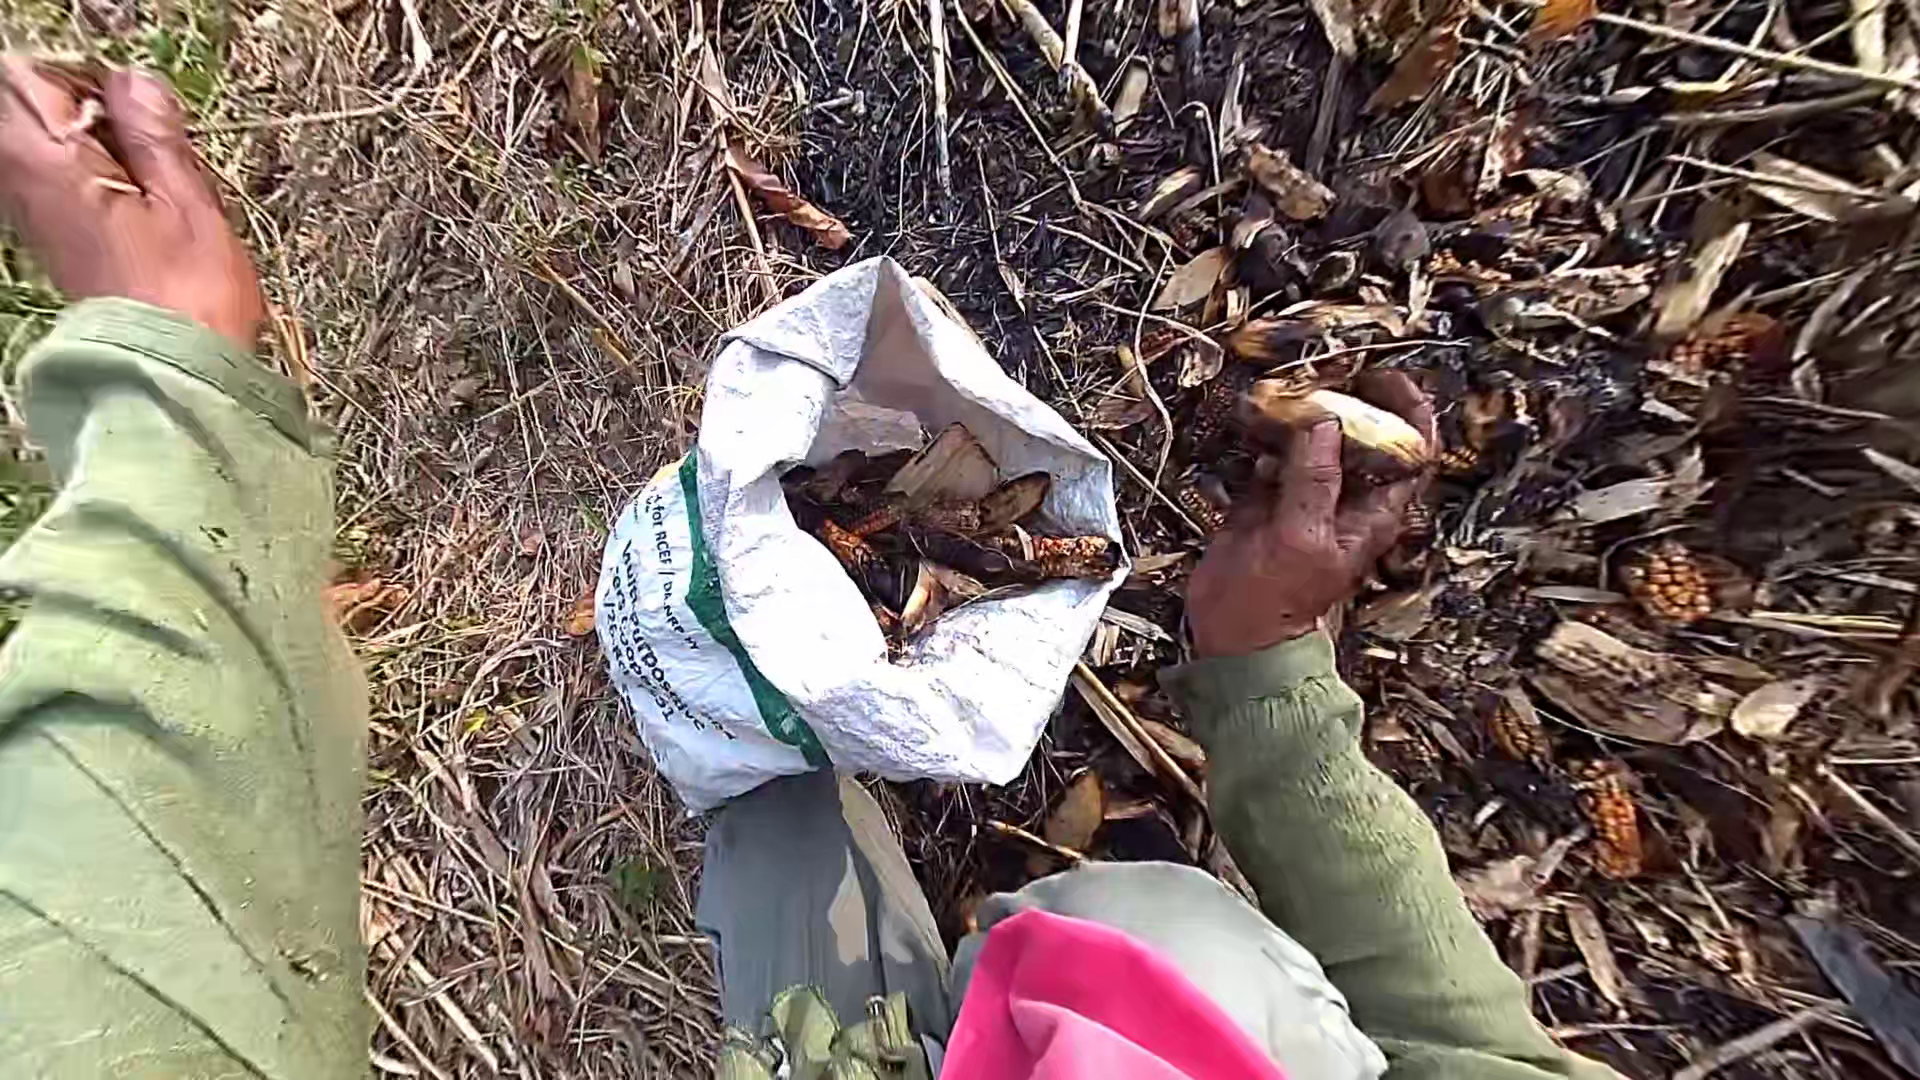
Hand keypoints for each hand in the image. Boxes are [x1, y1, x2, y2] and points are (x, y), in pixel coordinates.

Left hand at [0, 59, 263, 348]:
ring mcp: (25, 200)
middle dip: (99, 118)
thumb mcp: (191, 209)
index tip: (154, 117)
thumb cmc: (191, 289)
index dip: (96, 85)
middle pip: (31, 103)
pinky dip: (105, 182)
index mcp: (39, 154)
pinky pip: (61, 178)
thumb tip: (139, 83)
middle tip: (167, 158)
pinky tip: (150, 214)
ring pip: (50, 142)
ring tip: (166, 192)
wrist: (173, 354)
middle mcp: (11, 167)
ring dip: (108, 153)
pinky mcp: (49, 228)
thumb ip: (156, 140)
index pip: (32, 72)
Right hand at [1185, 372, 1435, 657]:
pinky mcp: (1262, 506)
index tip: (1382, 379)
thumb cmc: (1276, 599)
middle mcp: (1339, 503)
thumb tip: (1323, 424)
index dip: (1406, 412)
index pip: (1409, 453)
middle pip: (1355, 443)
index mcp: (1370, 515)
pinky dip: (1261, 443)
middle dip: (1341, 407)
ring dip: (1296, 422)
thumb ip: (1313, 481)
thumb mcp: (1301, 538)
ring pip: (1308, 450)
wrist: (1231, 629)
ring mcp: (1298, 503)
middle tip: (1318, 378)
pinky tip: (1251, 428)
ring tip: (1279, 397)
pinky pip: (1268, 464)